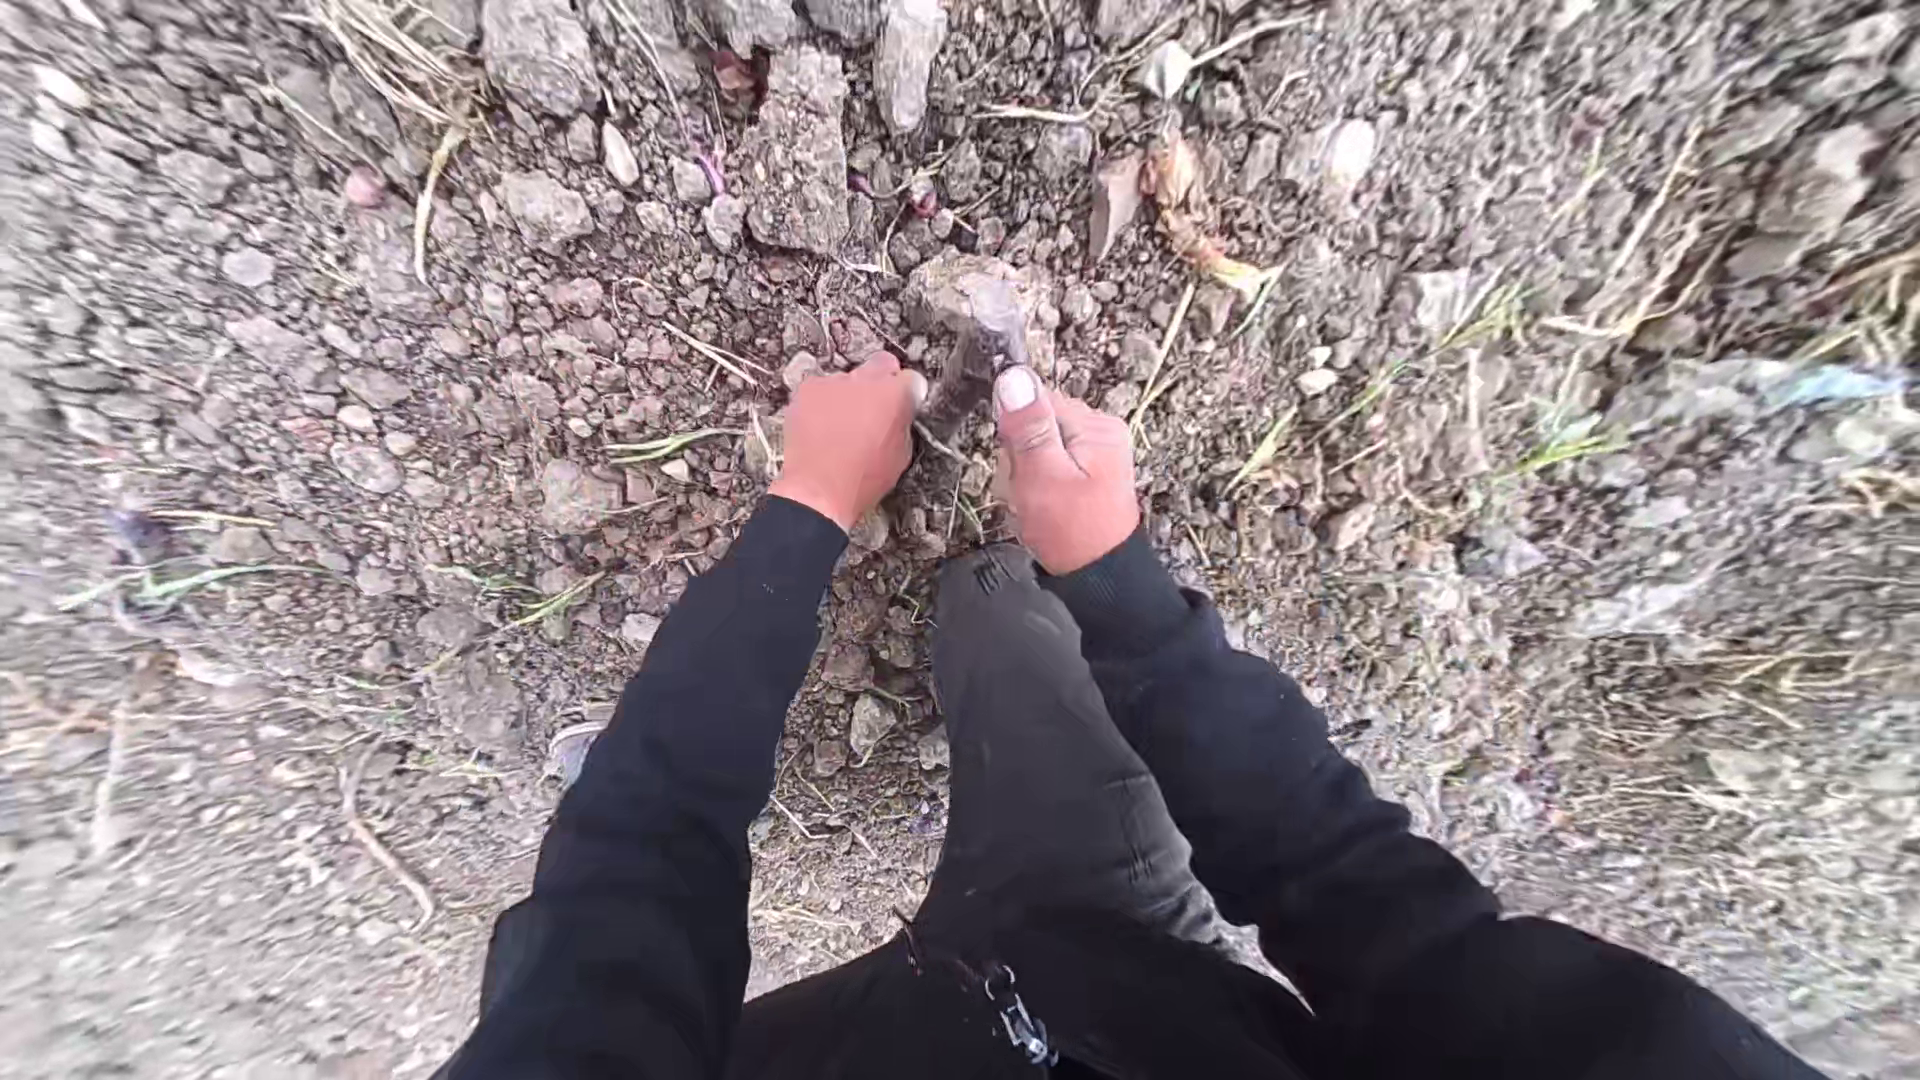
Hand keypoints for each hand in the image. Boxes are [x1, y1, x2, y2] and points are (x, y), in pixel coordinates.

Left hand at [770, 351, 926, 531]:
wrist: (820, 490)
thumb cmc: (862, 480)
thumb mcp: (901, 456)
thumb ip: (903, 424)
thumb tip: (900, 416)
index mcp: (896, 395)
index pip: (912, 378)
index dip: (909, 393)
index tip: (904, 405)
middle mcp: (867, 380)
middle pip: (882, 365)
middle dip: (883, 382)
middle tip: (875, 409)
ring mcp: (835, 382)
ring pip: (849, 378)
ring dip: (850, 395)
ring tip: (842, 426)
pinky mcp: (808, 389)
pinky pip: (821, 388)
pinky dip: (823, 402)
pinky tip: (822, 426)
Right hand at [993, 366, 1138, 573]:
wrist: (1097, 578)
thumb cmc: (1072, 532)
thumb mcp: (1043, 476)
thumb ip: (1029, 428)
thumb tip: (1014, 377)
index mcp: (1095, 426)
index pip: (1036, 402)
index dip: (1015, 434)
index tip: (1018, 464)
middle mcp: (1099, 432)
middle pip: (1035, 425)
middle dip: (1020, 459)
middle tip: (1029, 490)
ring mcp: (1094, 454)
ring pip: (1036, 448)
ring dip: (1025, 477)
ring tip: (1036, 503)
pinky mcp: (1086, 473)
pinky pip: (1047, 467)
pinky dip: (1036, 487)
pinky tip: (1042, 507)